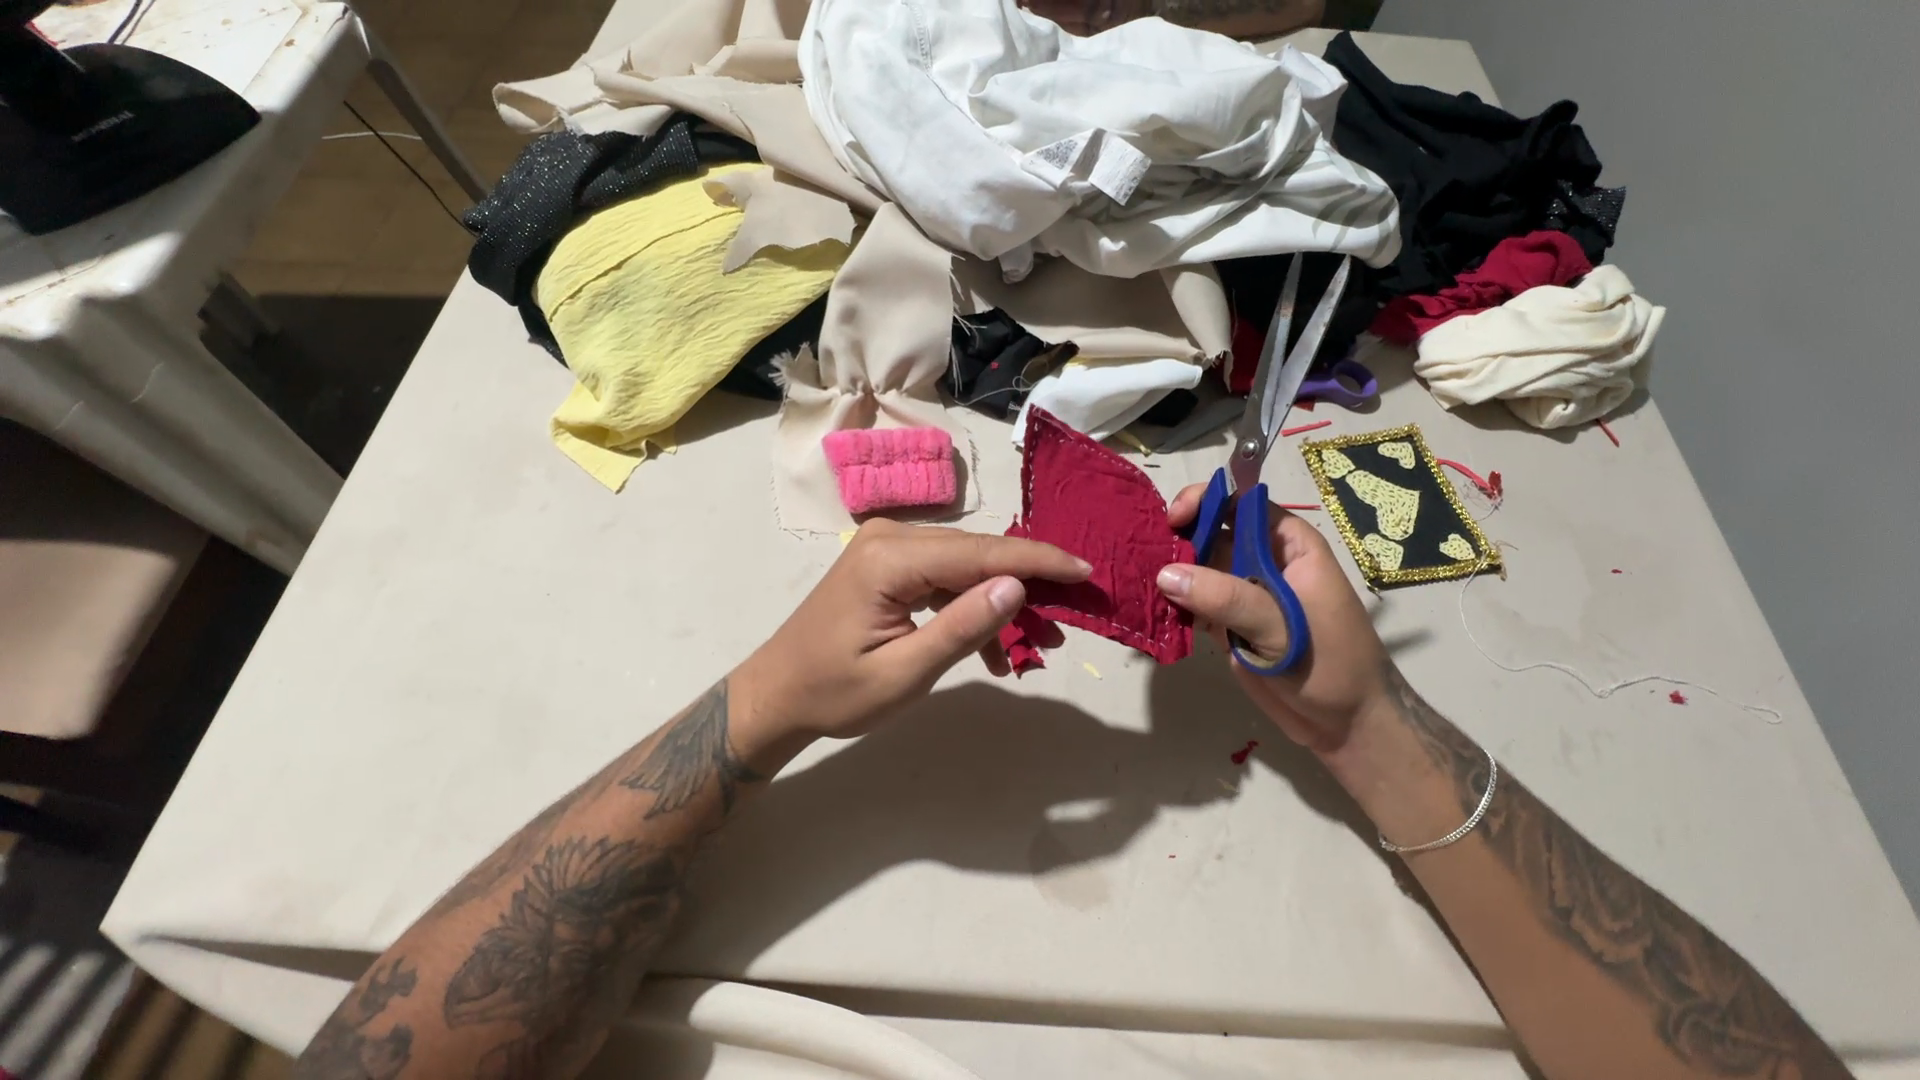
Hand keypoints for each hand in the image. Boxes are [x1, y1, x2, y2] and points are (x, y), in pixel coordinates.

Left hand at [733, 519, 1090, 743]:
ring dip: (1002, 602)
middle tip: (1068, 622)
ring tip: (1040, 644)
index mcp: (890, 559)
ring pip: (966, 566)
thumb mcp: (904, 673)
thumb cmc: (834, 693)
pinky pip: (944, 579)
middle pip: (978, 554)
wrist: (777, 697)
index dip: (1038, 561)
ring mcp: (888, 550)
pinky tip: (994, 649)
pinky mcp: (889, 567)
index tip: (1086, 572)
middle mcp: (891, 539)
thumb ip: (962, 627)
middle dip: (1027, 585)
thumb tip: (1017, 586)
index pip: (982, 552)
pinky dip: (971, 609)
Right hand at [1156, 486, 1388, 752]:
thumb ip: (1227, 598)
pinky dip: (1173, 605)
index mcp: (1289, 546)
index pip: (1242, 504)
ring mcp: (1245, 594)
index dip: (1207, 500)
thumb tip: (1166, 574)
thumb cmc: (1331, 665)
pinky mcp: (1230, 625)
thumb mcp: (1282, 627)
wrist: (1346, 726)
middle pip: (1212, 532)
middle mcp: (1264, 562)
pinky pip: (1195, 604)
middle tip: (1144, 554)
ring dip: (1170, 574)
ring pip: (1199, 569)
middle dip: (1178, 538)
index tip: (1174, 518)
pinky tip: (1150, 610)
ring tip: (1137, 582)